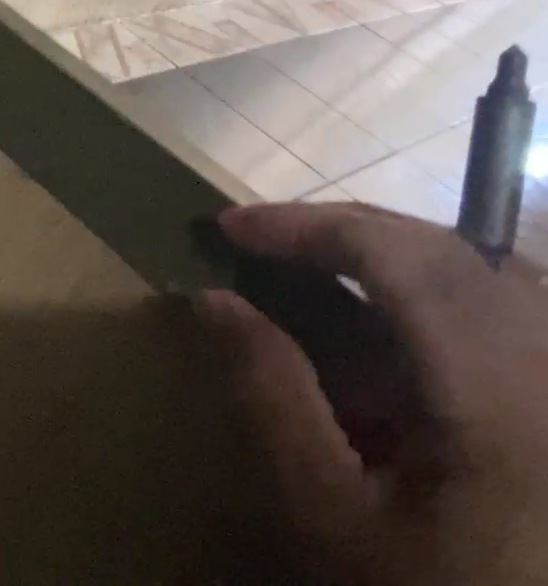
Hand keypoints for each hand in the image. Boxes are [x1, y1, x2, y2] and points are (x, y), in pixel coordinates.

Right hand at [203, 201, 547, 584]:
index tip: (229, 228)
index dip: (314, 227)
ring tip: (318, 267)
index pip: (414, 264)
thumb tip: (215, 299)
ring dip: (399, 258)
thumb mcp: (323, 507)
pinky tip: (389, 324)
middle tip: (266, 240)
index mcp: (508, 406)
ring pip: (504, 278)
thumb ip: (271, 394)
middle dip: (353, 231)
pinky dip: (441, 297)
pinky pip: (519, 319)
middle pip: (467, 256)